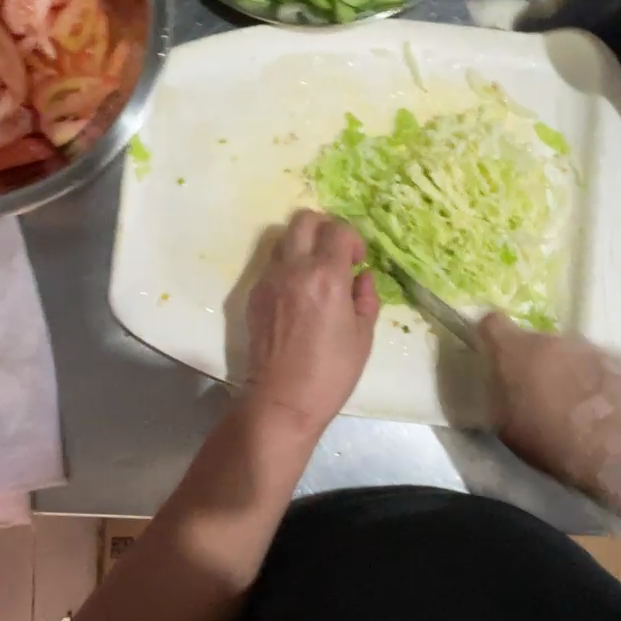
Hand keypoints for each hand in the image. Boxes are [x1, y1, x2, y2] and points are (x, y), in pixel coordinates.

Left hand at [242, 210, 379, 436]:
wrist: (282, 400)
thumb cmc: (330, 373)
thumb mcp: (362, 336)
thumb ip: (366, 299)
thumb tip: (363, 277)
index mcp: (326, 276)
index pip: (338, 230)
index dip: (353, 239)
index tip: (358, 260)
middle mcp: (293, 269)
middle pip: (304, 220)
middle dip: (324, 228)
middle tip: (336, 254)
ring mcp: (268, 280)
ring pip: (283, 240)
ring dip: (302, 246)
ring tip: (316, 273)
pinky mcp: (254, 296)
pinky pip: (271, 266)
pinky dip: (287, 268)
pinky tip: (298, 295)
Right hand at [479, 313, 620, 517]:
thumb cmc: (554, 442)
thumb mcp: (508, 428)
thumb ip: (499, 398)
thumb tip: (500, 388)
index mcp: (516, 352)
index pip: (492, 323)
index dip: (489, 336)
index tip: (491, 354)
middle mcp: (553, 339)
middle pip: (535, 342)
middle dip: (533, 363)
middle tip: (537, 396)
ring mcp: (591, 346)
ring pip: (569, 354)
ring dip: (567, 373)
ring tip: (574, 408)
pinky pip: (598, 367)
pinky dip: (596, 382)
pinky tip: (602, 411)